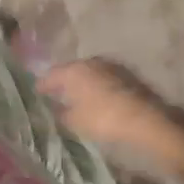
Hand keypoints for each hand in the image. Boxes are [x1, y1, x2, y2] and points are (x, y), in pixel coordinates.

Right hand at [38, 58, 183, 164]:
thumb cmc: (104, 119)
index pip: (50, 75)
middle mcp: (91, 62)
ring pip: (89, 74)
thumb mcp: (74, 121)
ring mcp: (111, 67)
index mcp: (74, 70)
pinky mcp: (127, 76)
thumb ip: (59, 113)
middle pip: (71, 71)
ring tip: (75, 98)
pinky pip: (103, 80)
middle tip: (55, 95)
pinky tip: (95, 100)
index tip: (36, 93)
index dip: (42, 86)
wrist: (147, 120)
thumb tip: (53, 109)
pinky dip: (96, 88)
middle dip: (62, 83)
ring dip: (81, 84)